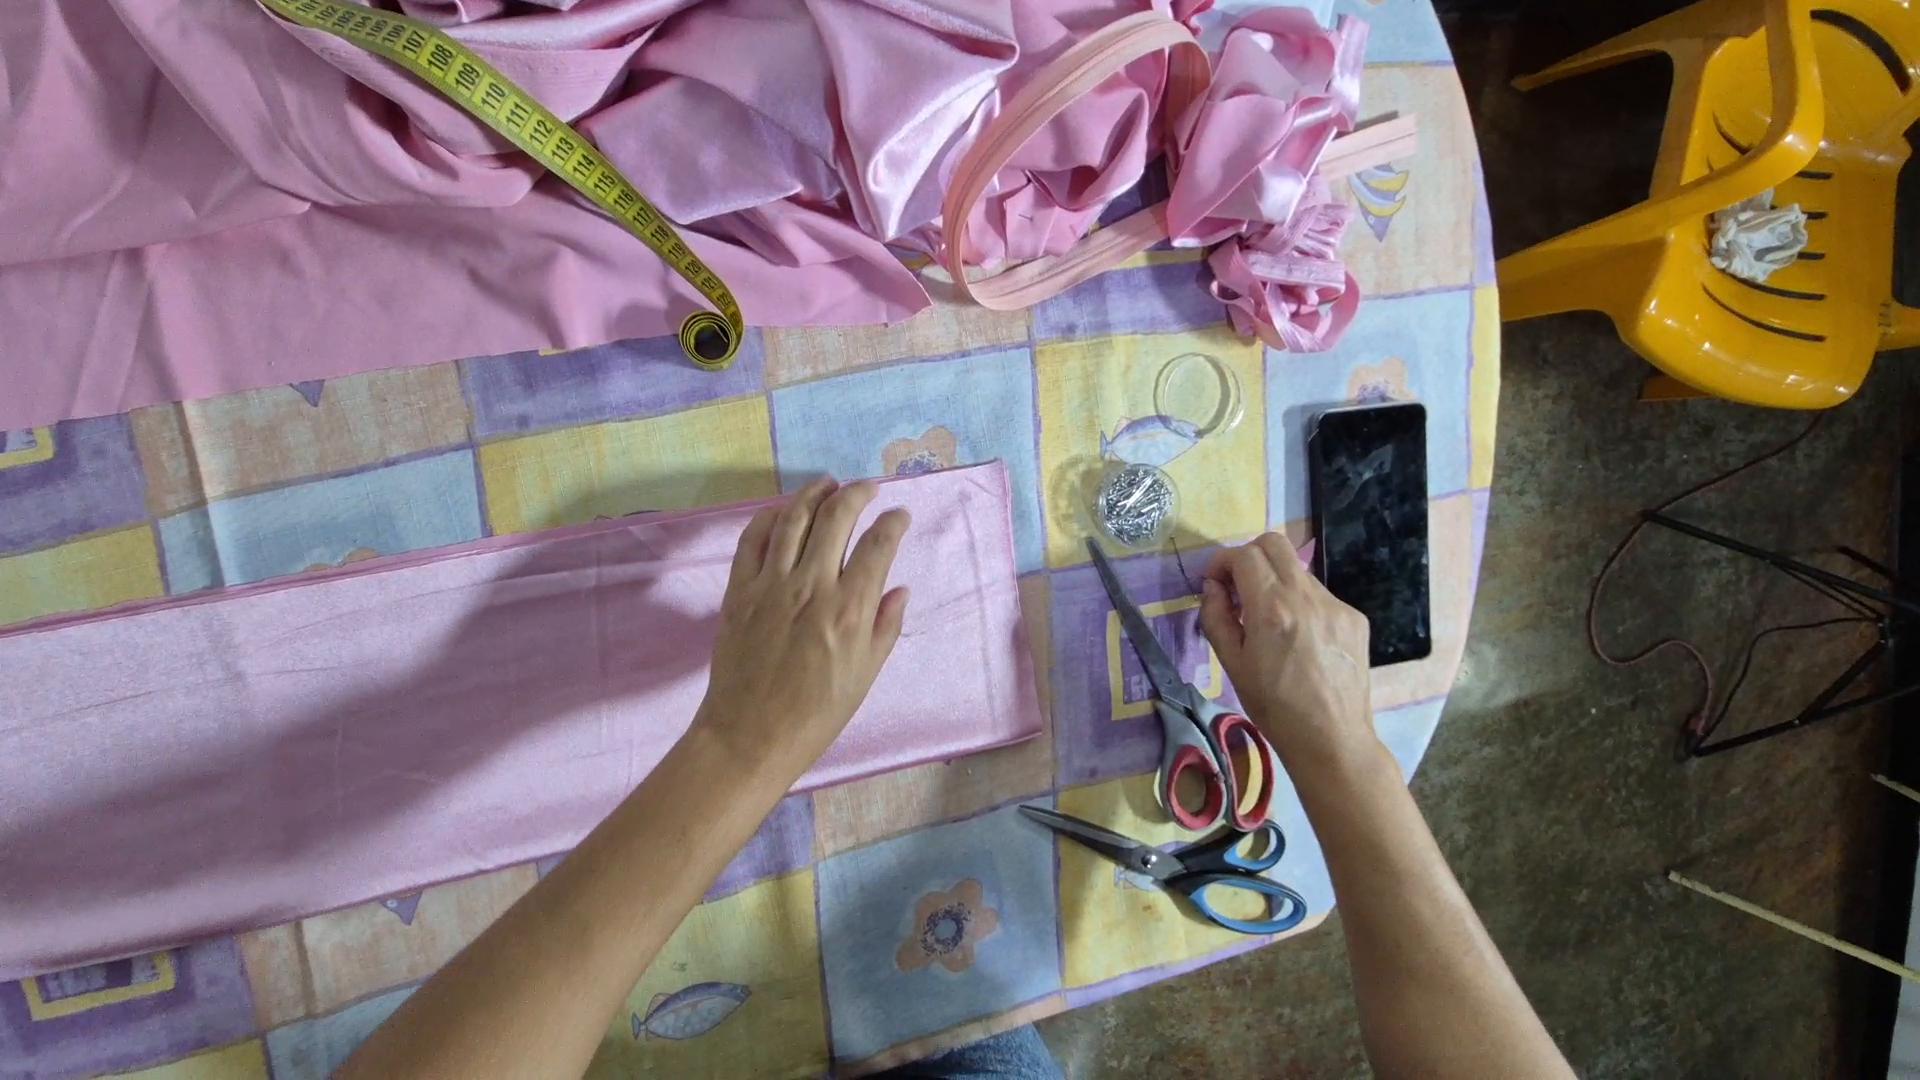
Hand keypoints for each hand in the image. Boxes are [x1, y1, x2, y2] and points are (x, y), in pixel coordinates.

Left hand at [696, 478, 910, 777]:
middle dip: (857, 494)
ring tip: (828, 483)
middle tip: (868, 488)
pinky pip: (752, 540)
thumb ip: (886, 626)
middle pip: (837, 518)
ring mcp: (770, 585)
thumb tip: (899, 588)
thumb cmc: (817, 714)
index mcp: (850, 609)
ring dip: (814, 494)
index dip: (894, 523)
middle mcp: (812, 586)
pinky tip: (781, 510)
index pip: (878, 546)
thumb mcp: (866, 675)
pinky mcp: (739, 591)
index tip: (900, 516)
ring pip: (793, 519)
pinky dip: (768, 517)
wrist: (750, 737)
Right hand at [1198, 532, 1375, 766]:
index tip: (1214, 583)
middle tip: (1238, 586)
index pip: (1244, 555)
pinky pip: (1318, 595)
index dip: (1222, 562)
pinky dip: (1300, 603)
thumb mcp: (1231, 663)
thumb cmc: (1272, 706)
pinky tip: (1298, 638)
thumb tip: (1213, 588)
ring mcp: (1336, 606)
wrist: (1330, 738)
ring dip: (1275, 581)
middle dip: (1249, 556)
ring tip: (1269, 620)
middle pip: (1274, 544)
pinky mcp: (1354, 618)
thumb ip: (1216, 617)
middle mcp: (1306, 597)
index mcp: (1272, 609)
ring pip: (1297, 570)